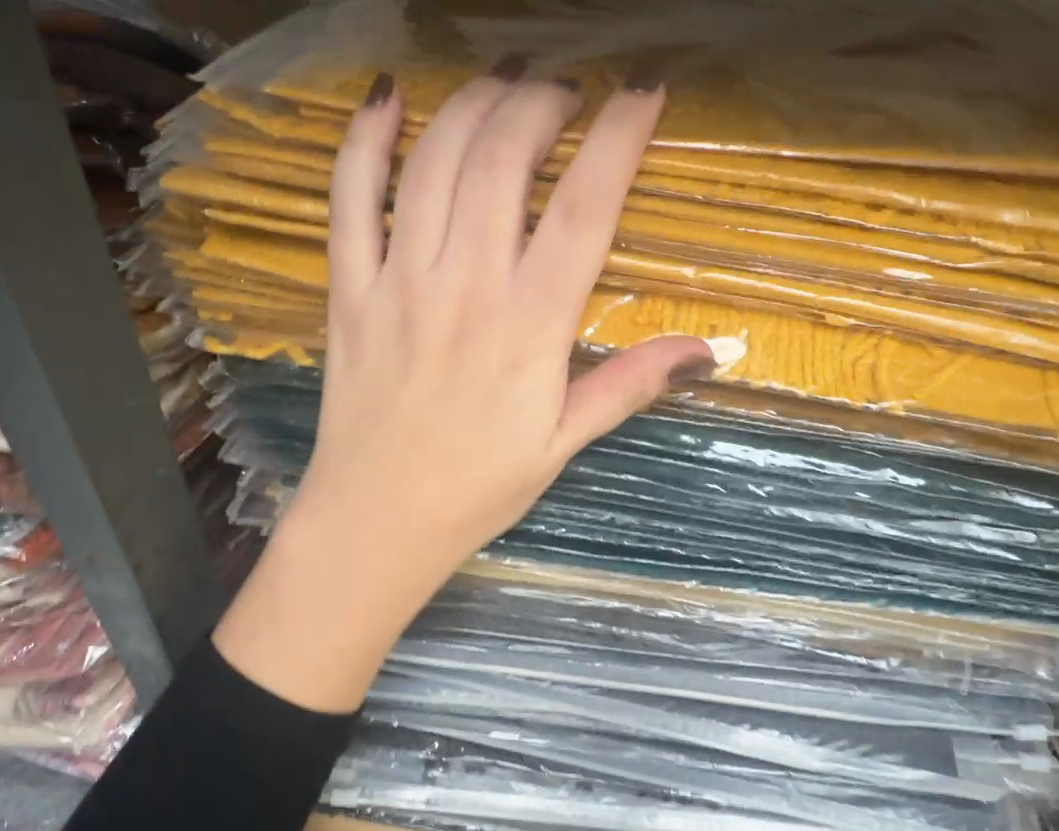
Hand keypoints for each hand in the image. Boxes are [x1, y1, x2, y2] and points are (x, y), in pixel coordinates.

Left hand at [212, 62, 714, 712]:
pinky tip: (387, 98)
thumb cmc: (478, 489)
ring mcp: (400, 283)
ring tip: (504, 82)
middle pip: (505, 160)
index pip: (585, 209)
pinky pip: (349, 200)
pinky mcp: (350, 290)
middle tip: (565, 92)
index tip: (643, 90)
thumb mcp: (563, 444)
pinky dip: (364, 142)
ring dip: (472, 104)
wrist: (378, 520)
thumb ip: (627, 386)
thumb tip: (708, 350)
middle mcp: (466, 289)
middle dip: (542, 102)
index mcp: (529, 329)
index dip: (619, 137)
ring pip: (434, 163)